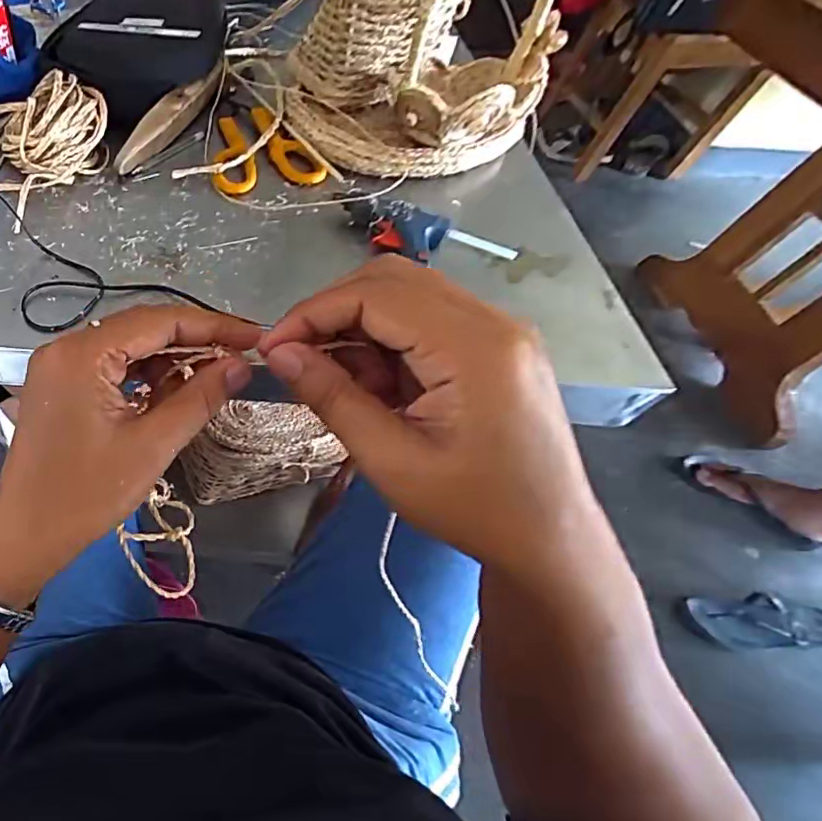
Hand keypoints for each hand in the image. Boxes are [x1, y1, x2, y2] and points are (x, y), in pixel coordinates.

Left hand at [0, 306, 258, 605]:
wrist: (26, 535)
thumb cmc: (86, 495)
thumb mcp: (152, 445)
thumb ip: (198, 397)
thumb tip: (240, 364)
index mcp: (82, 354)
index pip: (158, 320)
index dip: (212, 325)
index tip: (254, 336)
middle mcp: (65, 347)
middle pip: (141, 328)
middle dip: (193, 340)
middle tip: (239, 356)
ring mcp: (58, 366)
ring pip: (126, 347)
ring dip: (169, 359)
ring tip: (213, 376)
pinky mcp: (58, 386)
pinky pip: (109, 367)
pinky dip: (143, 375)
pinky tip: (172, 390)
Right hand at [257, 256, 598, 580]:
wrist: (549, 540)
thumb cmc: (472, 508)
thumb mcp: (389, 459)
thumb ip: (332, 397)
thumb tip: (279, 353)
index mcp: (472, 346)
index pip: (376, 294)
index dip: (313, 312)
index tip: (273, 348)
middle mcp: (492, 321)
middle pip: (392, 280)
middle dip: (332, 311)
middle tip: (296, 357)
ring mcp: (498, 331)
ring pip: (407, 296)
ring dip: (358, 328)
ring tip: (337, 381)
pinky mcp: (495, 347)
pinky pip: (426, 322)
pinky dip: (385, 343)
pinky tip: (373, 386)